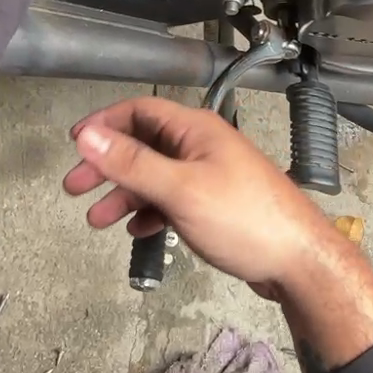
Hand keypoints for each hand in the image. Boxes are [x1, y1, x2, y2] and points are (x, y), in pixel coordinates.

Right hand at [64, 97, 372, 372]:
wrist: (299, 261)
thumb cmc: (241, 217)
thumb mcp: (180, 189)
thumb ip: (132, 163)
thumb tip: (87, 135)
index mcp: (194, 129)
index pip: (140, 111)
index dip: (104, 124)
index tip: (74, 144)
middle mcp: (201, 145)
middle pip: (143, 145)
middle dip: (107, 165)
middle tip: (74, 187)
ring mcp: (209, 175)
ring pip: (156, 176)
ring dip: (125, 194)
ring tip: (96, 220)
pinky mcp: (215, 203)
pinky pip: (173, 199)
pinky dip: (151, 211)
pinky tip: (138, 231)